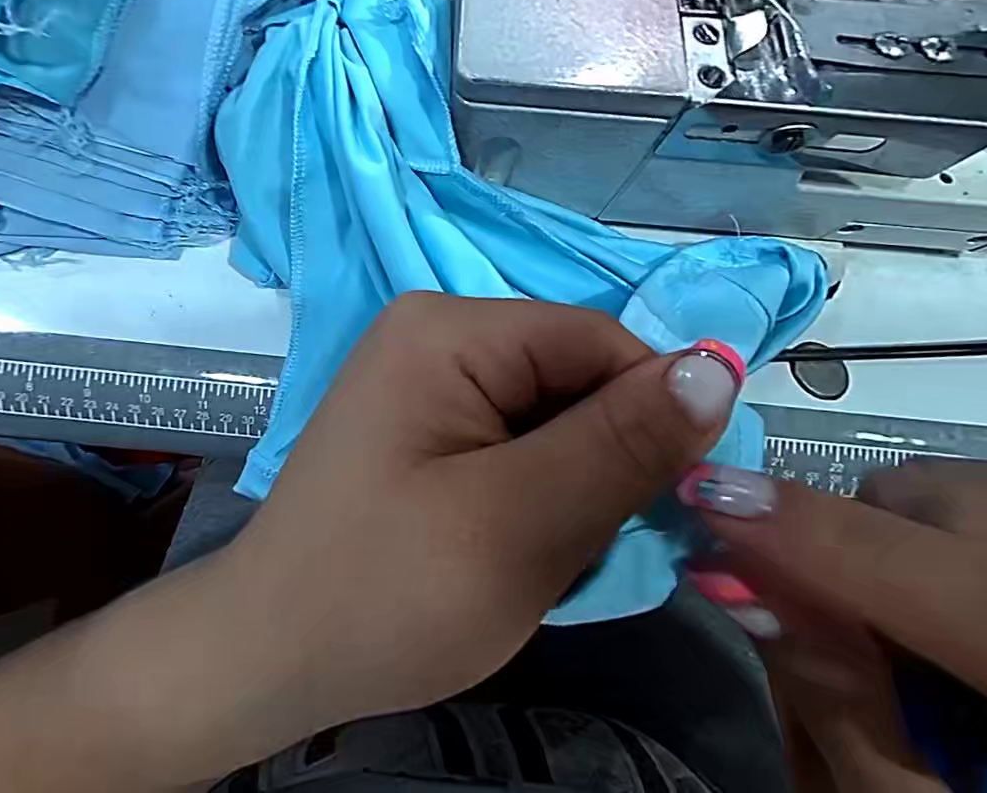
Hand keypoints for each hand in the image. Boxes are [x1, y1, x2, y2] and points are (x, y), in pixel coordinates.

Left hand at [0, 294, 738, 792]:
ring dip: (570, 480)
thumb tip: (716, 371)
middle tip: (579, 540)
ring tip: (539, 548)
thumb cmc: (384, 593)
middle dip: (600, 455)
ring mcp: (428, 373)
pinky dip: (537, 489)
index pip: (594, 339)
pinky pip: (516, 435)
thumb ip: (620, 444)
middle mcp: (436, 329)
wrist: (270, 658)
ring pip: (552, 411)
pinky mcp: (428, 417)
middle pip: (571, 374)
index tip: (671, 497)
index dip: (650, 410)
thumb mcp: (519, 524)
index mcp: (448, 327)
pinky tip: (510, 539)